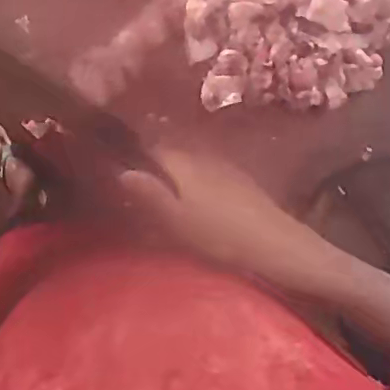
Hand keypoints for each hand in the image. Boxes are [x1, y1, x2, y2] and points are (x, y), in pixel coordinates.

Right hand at [115, 148, 345, 299]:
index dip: (128, 145)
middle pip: (166, 147)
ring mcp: (221, 163)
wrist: (280, 248)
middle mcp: (199, 153)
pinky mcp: (236, 178)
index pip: (146, 142)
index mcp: (181, 160)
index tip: (110, 150)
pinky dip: (188, 173)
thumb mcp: (176, 222)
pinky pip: (201, 166)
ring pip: (185, 156)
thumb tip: (120, 170)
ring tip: (152, 175)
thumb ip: (148, 194)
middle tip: (126, 162)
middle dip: (147, 152)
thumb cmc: (221, 237)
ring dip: (168, 162)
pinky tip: (186, 189)